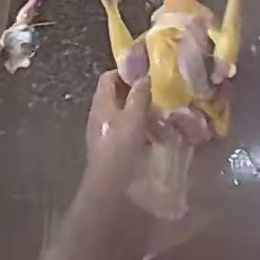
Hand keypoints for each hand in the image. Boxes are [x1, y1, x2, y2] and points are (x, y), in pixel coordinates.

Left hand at [83, 69, 149, 188]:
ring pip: (124, 113)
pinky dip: (140, 128)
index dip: (126, 73)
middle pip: (117, 95)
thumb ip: (138, 96)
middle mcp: (100, 114)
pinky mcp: (111, 145)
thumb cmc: (119, 148)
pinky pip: (126, 129)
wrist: (107, 186)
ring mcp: (104, 131)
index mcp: (101, 104)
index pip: (109, 77)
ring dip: (141, 113)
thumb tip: (144, 76)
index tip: (147, 75)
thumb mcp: (133, 118)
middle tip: (158, 97)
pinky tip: (154, 137)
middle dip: (137, 94)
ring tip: (160, 119)